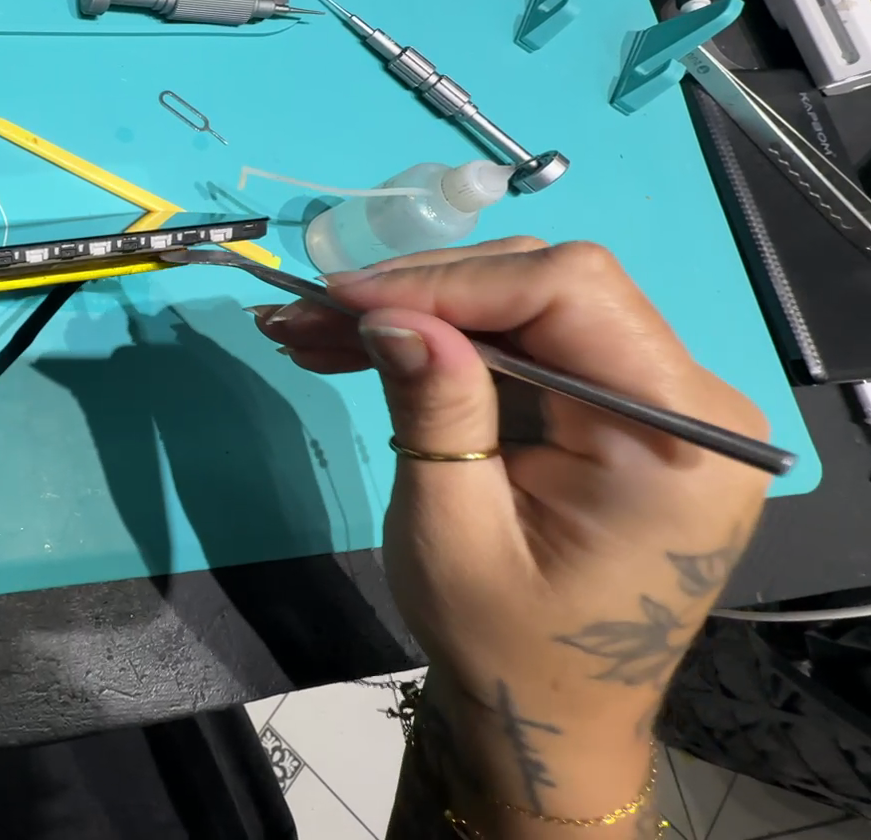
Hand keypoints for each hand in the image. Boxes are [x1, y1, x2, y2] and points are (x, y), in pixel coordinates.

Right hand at [256, 238, 770, 822]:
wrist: (541, 701)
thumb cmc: (500, 635)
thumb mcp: (450, 527)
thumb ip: (434, 409)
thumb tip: (388, 315)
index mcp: (670, 434)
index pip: (567, 292)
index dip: (445, 282)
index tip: (341, 301)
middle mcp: (677, 399)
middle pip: (539, 284)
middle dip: (412, 292)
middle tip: (307, 312)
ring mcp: (639, 398)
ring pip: (512, 302)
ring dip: (404, 312)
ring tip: (306, 329)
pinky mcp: (594, 406)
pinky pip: (505, 343)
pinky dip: (424, 340)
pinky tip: (346, 349)